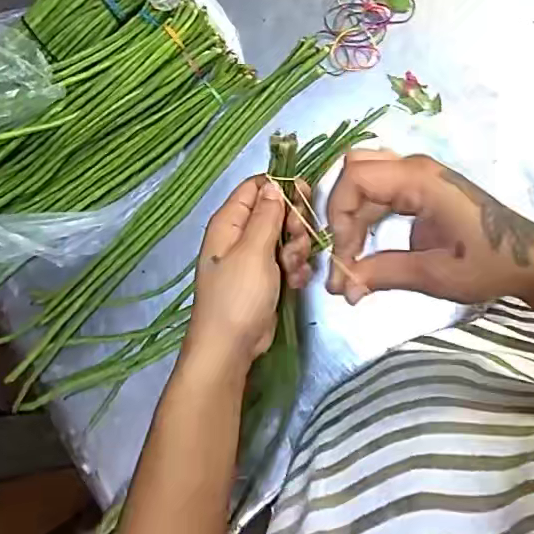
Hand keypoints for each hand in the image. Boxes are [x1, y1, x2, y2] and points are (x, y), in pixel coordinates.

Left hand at [188, 176, 305, 374]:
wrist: (230, 348)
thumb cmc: (238, 296)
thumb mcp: (254, 251)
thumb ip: (266, 215)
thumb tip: (274, 185)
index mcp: (229, 222)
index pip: (256, 187)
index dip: (281, 188)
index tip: (304, 196)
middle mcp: (239, 235)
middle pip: (276, 211)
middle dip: (293, 224)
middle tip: (296, 241)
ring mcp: (253, 258)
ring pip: (286, 237)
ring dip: (297, 250)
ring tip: (292, 269)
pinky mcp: (265, 277)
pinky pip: (287, 261)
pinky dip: (295, 269)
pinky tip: (295, 283)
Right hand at [325, 151, 533, 304]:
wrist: (528, 259)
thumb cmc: (488, 263)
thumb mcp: (434, 274)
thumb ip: (382, 274)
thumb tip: (342, 288)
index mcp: (419, 180)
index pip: (355, 180)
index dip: (338, 217)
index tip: (342, 259)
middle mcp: (414, 168)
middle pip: (355, 173)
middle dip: (341, 215)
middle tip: (343, 259)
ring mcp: (418, 176)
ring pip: (364, 182)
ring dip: (351, 219)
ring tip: (350, 263)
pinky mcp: (421, 189)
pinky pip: (379, 193)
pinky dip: (365, 218)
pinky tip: (365, 250)